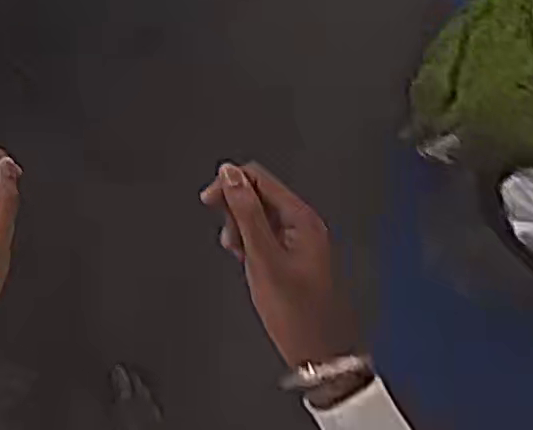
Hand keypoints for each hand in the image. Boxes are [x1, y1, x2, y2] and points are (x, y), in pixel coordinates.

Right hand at [200, 162, 359, 402]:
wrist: (323, 360)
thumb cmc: (298, 315)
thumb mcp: (264, 258)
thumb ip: (246, 212)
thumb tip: (230, 173)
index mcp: (300, 217)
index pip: (257, 177)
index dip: (229, 184)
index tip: (209, 201)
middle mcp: (302, 223)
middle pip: (257, 193)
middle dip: (235, 209)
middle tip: (229, 237)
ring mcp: (299, 239)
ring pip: (258, 214)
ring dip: (240, 227)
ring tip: (239, 252)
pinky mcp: (294, 255)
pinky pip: (264, 233)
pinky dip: (249, 241)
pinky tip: (246, 259)